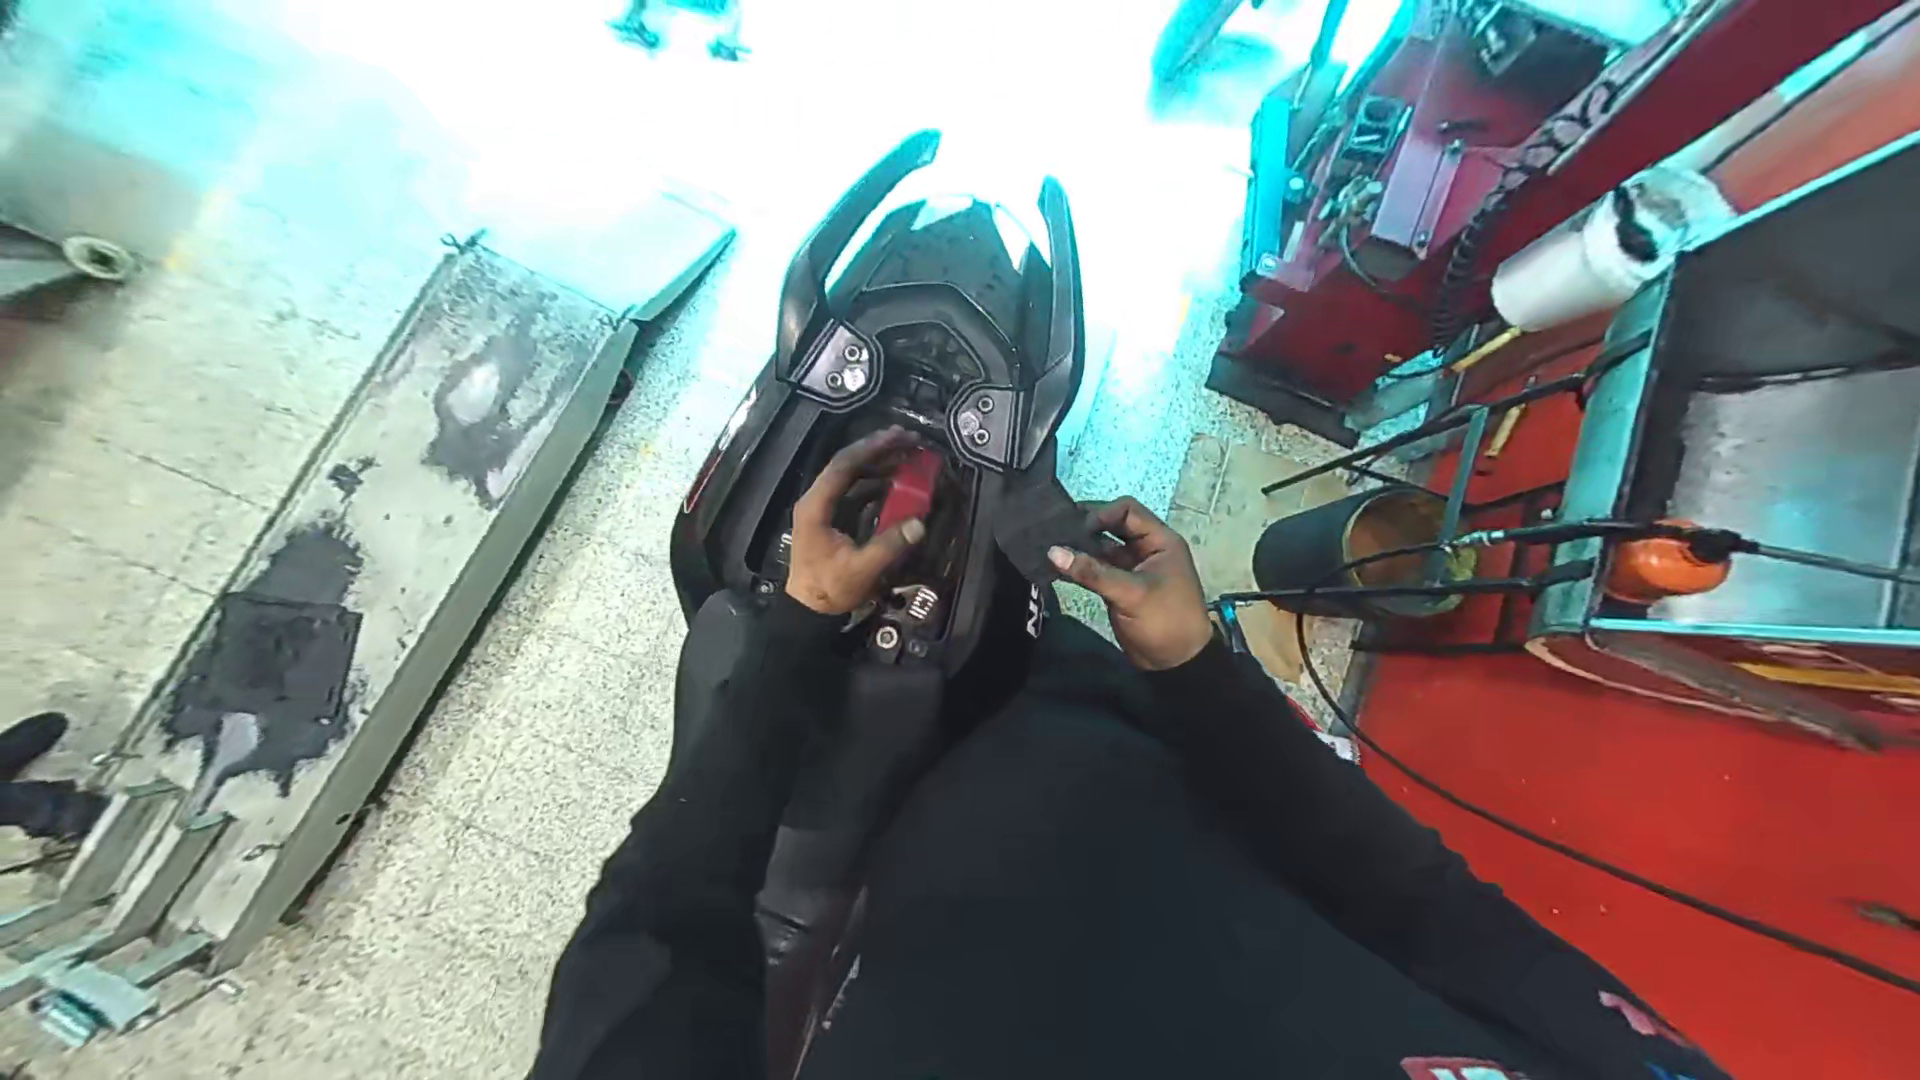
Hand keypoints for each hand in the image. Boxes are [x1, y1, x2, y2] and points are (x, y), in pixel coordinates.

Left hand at [785, 426, 926, 614]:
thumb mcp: (860, 569)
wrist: (809, 610)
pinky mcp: (832, 518)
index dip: (872, 449)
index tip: (898, 437)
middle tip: (909, 439)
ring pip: (851, 475)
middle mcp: (817, 500)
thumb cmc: (829, 589)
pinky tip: (896, 480)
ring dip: (878, 463)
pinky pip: (855, 491)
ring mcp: (823, 508)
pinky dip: (876, 482)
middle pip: (847, 464)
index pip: (844, 466)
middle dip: (878, 449)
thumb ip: (889, 546)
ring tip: (907, 454)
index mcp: (816, 506)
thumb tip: (919, 523)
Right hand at [1048, 497, 1212, 669]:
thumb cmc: (1164, 620)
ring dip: (1079, 549)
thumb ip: (1092, 572)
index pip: (1127, 510)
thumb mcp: (1131, 594)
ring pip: (1100, 548)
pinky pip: (1096, 569)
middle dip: (1085, 528)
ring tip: (1049, 549)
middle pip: (1111, 526)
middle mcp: (1145, 548)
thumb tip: (1052, 551)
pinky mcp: (1118, 586)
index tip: (1078, 531)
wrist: (1176, 664)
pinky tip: (1055, 568)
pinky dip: (1079, 567)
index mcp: (1160, 541)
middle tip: (1055, 532)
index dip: (1101, 514)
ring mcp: (1131, 567)